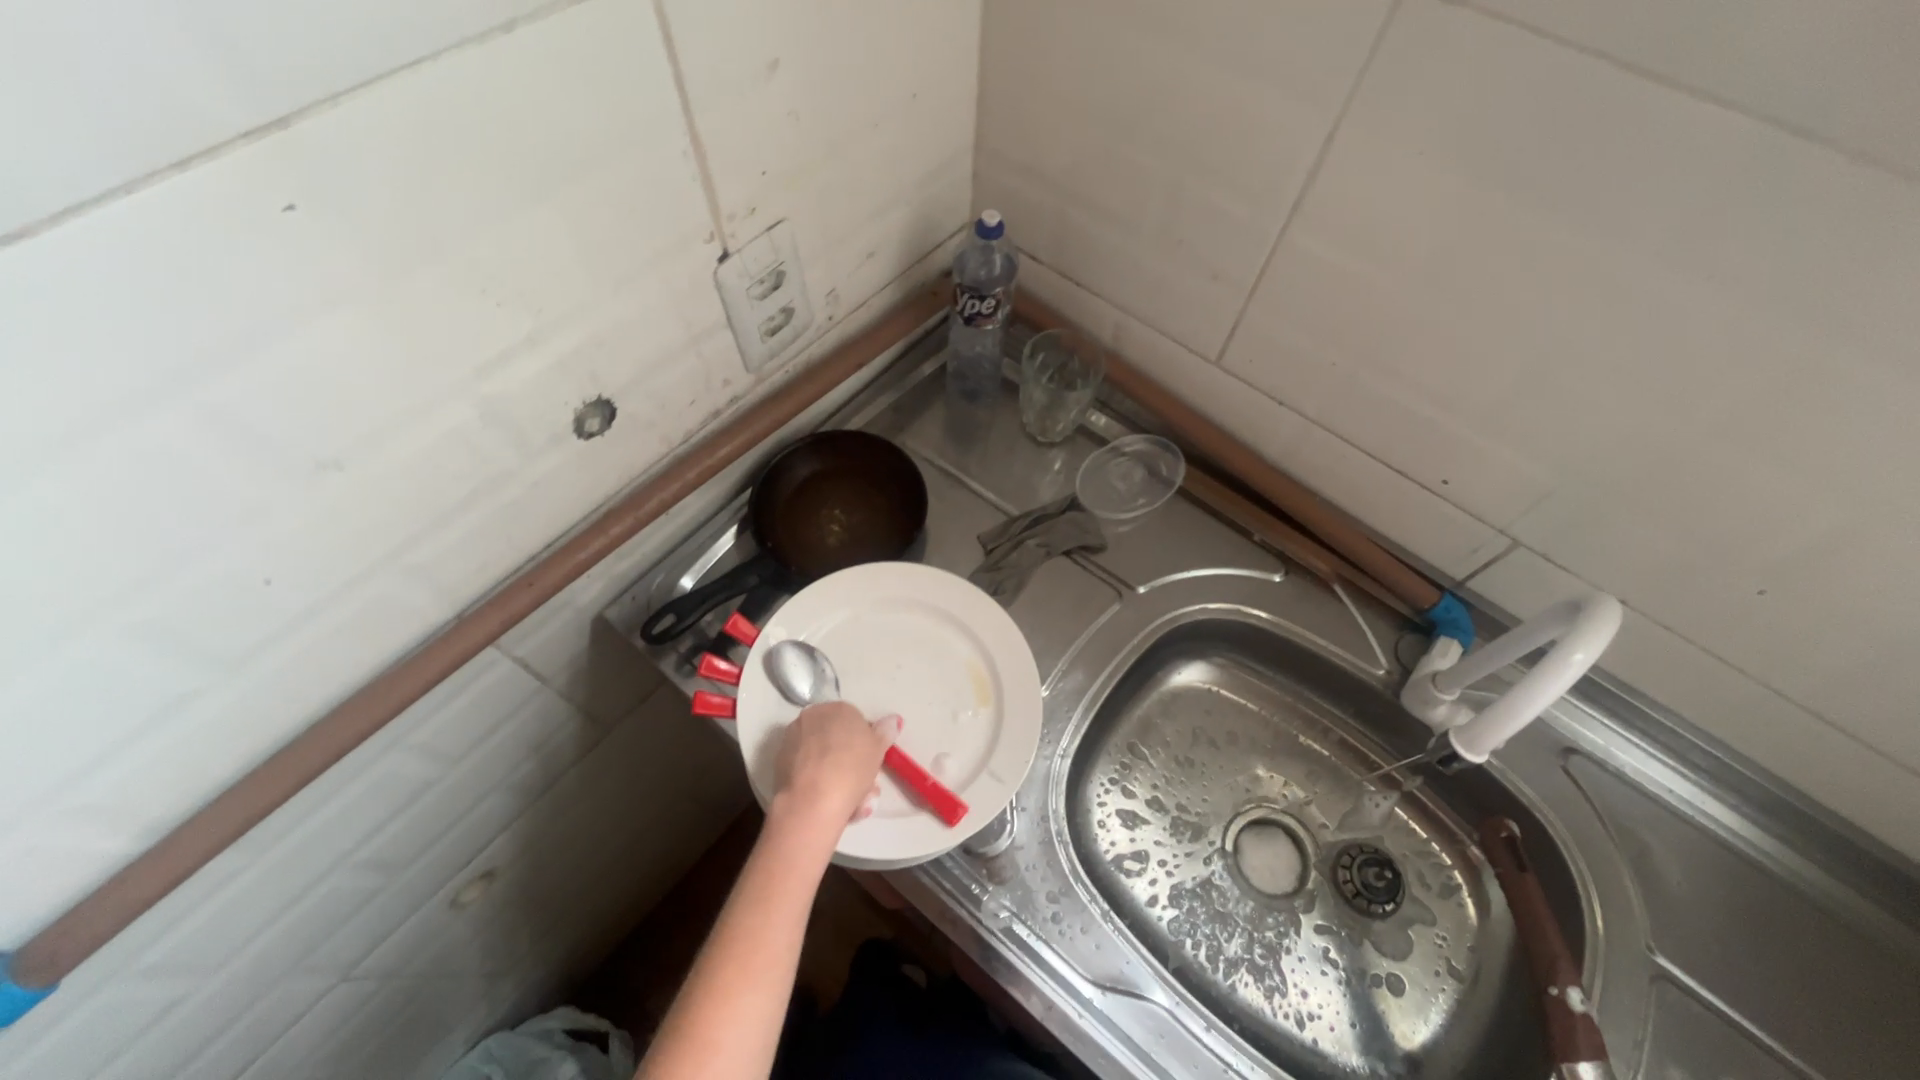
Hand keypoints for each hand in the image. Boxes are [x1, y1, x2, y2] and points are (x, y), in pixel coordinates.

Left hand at [772, 702, 899, 827]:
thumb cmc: (852, 769)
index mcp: (838, 708)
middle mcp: (812, 715)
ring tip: (848, 802)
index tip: (869, 763)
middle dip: (848, 759)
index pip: (855, 721)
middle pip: (835, 737)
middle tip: (862, 785)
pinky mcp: (779, 760)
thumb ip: (885, 731)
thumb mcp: (878, 750)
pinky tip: (827, 801)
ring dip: (833, 772)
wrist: (813, 800)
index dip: (864, 744)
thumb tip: (893, 719)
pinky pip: (804, 767)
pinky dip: (814, 779)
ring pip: (820, 754)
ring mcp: (793, 737)